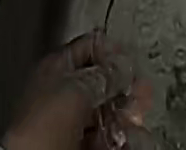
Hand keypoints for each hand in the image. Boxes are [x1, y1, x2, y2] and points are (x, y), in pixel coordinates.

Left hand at [0, 32, 133, 149]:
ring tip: (135, 117)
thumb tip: (124, 67)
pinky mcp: (70, 144)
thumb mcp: (81, 87)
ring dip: (123, 112)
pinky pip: (99, 134)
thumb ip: (106, 72)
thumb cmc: (45, 123)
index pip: (91, 45)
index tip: (130, 61)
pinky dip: (115, 134)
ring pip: (103, 110)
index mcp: (55, 67)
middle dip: (124, 87)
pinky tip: (125, 135)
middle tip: (141, 93)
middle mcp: (59, 92)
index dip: (113, 51)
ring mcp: (64, 121)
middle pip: (100, 81)